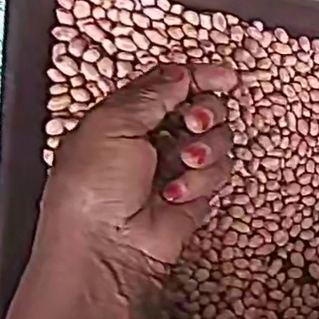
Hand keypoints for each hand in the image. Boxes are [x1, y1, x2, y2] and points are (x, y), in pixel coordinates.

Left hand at [9, 64, 237, 318]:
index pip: (173, 84)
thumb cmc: (92, 189)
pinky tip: (177, 194)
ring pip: (219, 140)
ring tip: (183, 165)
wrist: (110, 244)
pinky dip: (202, 181)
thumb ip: (151, 95)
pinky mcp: (200, 190)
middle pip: (205, 108)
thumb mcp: (111, 125)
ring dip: (205, 150)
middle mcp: (158, 137)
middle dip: (206, 114)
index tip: (226, 77)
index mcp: (128, 114)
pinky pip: (221, 171)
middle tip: (194, 124)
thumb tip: (181, 74)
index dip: (200, 77)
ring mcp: (181, 164)